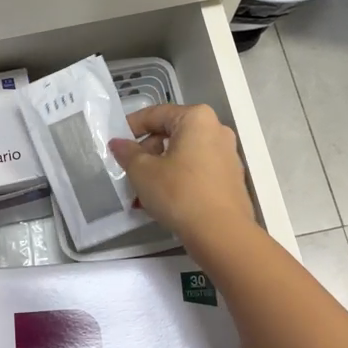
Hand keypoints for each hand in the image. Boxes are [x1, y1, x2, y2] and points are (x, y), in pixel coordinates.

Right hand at [109, 104, 256, 245]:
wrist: (221, 233)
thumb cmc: (179, 193)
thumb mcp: (143, 172)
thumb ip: (128, 153)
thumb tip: (118, 144)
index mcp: (196, 118)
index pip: (156, 114)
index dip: (131, 126)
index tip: (116, 143)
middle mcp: (216, 130)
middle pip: (172, 134)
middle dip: (147, 153)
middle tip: (129, 172)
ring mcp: (227, 155)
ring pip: (184, 156)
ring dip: (160, 170)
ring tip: (140, 194)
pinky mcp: (231, 179)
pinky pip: (197, 172)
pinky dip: (177, 180)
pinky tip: (162, 202)